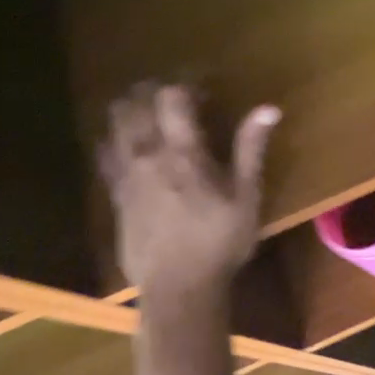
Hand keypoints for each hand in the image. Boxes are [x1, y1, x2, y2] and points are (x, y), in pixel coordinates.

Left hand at [98, 82, 280, 301]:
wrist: (179, 289)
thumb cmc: (220, 242)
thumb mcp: (246, 196)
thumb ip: (251, 149)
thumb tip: (268, 109)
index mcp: (183, 153)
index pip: (171, 98)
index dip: (184, 86)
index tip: (202, 93)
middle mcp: (148, 156)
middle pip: (134, 104)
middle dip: (151, 91)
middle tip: (172, 96)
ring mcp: (126, 175)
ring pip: (114, 125)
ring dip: (129, 110)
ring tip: (148, 114)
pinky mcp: (115, 195)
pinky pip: (105, 154)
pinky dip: (114, 139)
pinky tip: (127, 144)